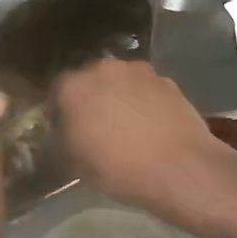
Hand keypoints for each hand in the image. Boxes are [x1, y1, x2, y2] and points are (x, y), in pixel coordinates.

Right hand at [53, 57, 234, 213]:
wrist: (180, 168)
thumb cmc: (118, 168)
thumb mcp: (75, 162)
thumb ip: (63, 137)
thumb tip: (65, 130)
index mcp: (74, 87)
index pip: (57, 90)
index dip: (60, 109)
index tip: (65, 128)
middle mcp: (104, 68)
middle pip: (90, 80)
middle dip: (91, 98)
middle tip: (97, 126)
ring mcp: (139, 71)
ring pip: (120, 81)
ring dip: (119, 96)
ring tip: (128, 126)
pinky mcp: (167, 80)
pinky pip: (146, 89)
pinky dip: (145, 101)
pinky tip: (152, 125)